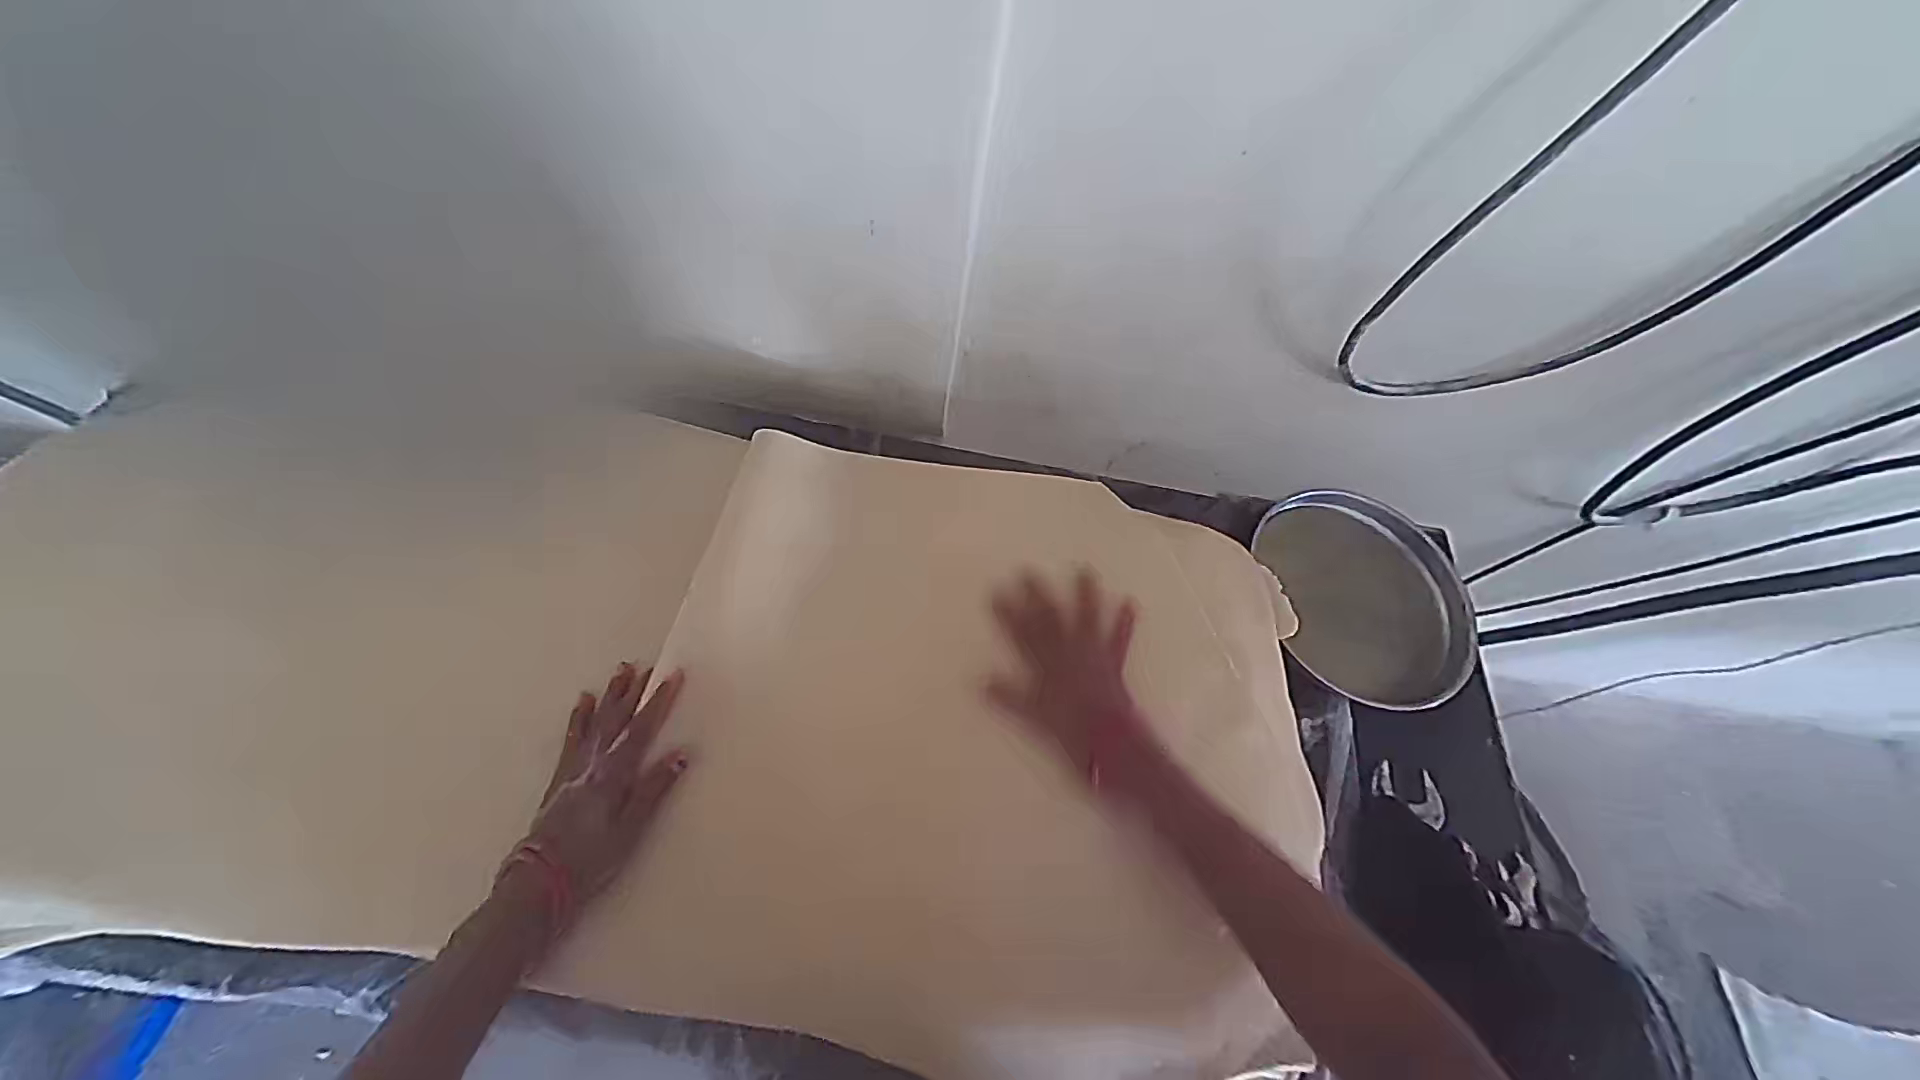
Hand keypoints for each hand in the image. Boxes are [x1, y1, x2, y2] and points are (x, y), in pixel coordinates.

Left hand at [510, 663, 691, 921]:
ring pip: (595, 723)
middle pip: (616, 719)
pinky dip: (578, 718)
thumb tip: (680, 755)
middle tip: (644, 665)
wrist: (537, 882)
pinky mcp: (559, 779)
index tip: (672, 676)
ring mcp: (574, 770)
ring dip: (609, 696)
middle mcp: (593, 764)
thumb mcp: (631, 828)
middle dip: (633, 691)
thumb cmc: (591, 859)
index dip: (658, 701)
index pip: (641, 729)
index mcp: (614, 775)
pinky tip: (583, 702)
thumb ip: (654, 789)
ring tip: (619, 672)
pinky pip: (571, 739)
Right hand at [987, 569, 1150, 789]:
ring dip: (1085, 596)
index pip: (1023, 634)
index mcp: (1047, 667)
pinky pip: (1118, 641)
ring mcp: (1094, 657)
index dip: (1008, 613)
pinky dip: (1124, 623)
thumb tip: (982, 682)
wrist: (1113, 746)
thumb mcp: (1034, 719)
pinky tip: (1130, 602)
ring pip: (1087, 621)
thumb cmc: (1071, 735)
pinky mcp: (1114, 666)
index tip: (998, 592)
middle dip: (1038, 595)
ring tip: (1084, 570)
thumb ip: (1010, 698)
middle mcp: (1069, 655)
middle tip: (1027, 571)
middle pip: (1051, 620)